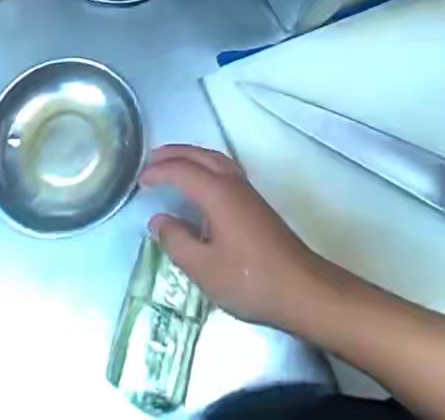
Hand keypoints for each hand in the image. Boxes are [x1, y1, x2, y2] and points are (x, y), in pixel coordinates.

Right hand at [139, 144, 354, 332]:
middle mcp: (232, 183)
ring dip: (191, 156)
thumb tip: (159, 220)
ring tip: (173, 164)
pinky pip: (224, 169)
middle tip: (151, 160)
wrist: (304, 290)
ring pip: (214, 159)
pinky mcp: (256, 204)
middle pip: (199, 155)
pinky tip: (202, 183)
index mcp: (217, 192)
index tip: (139, 181)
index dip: (158, 172)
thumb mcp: (204, 268)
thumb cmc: (251, 279)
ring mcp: (247, 192)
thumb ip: (176, 241)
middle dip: (174, 154)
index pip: (181, 171)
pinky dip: (205, 165)